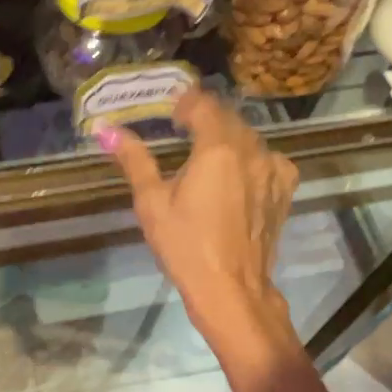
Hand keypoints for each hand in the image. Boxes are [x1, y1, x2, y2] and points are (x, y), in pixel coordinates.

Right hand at [94, 89, 298, 338]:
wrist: (231, 289)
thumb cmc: (185, 245)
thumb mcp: (152, 202)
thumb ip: (134, 160)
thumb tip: (107, 129)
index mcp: (217, 148)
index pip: (204, 105)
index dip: (186, 102)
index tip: (170, 113)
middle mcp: (251, 151)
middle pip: (229, 118)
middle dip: (206, 117)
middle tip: (182, 129)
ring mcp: (273, 171)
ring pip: (251, 138)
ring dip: (229, 137)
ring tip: (207, 153)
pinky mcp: (284, 192)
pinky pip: (269, 160)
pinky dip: (253, 158)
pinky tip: (239, 174)